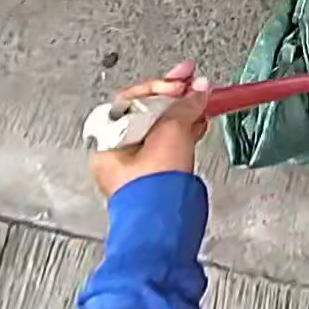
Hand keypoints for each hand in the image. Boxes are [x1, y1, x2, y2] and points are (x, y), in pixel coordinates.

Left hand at [89, 60, 212, 197]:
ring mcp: (138, 164)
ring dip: (183, 109)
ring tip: (201, 97)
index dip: (159, 86)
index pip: (133, 98)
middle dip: (174, 95)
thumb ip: (186, 104)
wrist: (165, 228)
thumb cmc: (154, 188)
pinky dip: (185, 128)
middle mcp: (118, 152)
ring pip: (161, 125)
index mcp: (107, 139)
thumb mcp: (172, 131)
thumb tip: (197, 90)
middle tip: (191, 80)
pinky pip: (170, 142)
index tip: (180, 81)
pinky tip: (199, 119)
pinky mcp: (157, 174)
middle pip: (148, 110)